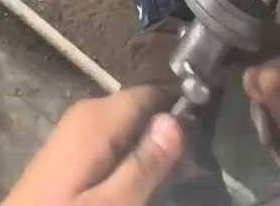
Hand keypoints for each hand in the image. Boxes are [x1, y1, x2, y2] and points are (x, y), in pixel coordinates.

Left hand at [2, 86, 185, 205]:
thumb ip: (143, 165)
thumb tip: (178, 120)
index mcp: (97, 116)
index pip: (152, 92)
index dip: (181, 112)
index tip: (205, 141)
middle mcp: (88, 113)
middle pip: (142, 111)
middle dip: (167, 138)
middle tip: (193, 172)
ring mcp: (78, 132)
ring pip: (130, 130)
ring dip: (151, 153)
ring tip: (175, 181)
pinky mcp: (74, 152)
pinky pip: (113, 145)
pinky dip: (131, 162)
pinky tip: (141, 187)